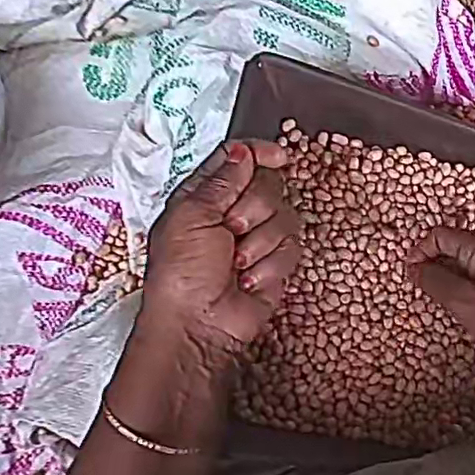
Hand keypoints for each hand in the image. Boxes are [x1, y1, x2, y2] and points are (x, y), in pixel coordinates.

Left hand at [140, 139, 302, 365]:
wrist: (200, 322)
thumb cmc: (182, 272)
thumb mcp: (192, 216)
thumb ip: (222, 181)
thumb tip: (244, 152)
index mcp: (206, 195)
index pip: (240, 160)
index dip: (260, 154)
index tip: (279, 156)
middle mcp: (234, 213)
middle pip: (269, 187)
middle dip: (254, 209)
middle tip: (232, 230)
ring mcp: (259, 239)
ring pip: (285, 219)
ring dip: (260, 244)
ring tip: (236, 265)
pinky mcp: (277, 264)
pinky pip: (291, 250)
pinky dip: (269, 266)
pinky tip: (249, 280)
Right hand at [405, 227, 474, 349]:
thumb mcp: (460, 298)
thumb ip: (433, 279)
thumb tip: (414, 268)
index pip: (439, 235)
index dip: (420, 252)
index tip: (412, 273)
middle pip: (446, 246)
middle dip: (430, 264)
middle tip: (423, 287)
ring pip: (453, 262)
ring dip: (440, 276)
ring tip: (439, 297)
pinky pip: (463, 274)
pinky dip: (452, 284)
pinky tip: (452, 301)